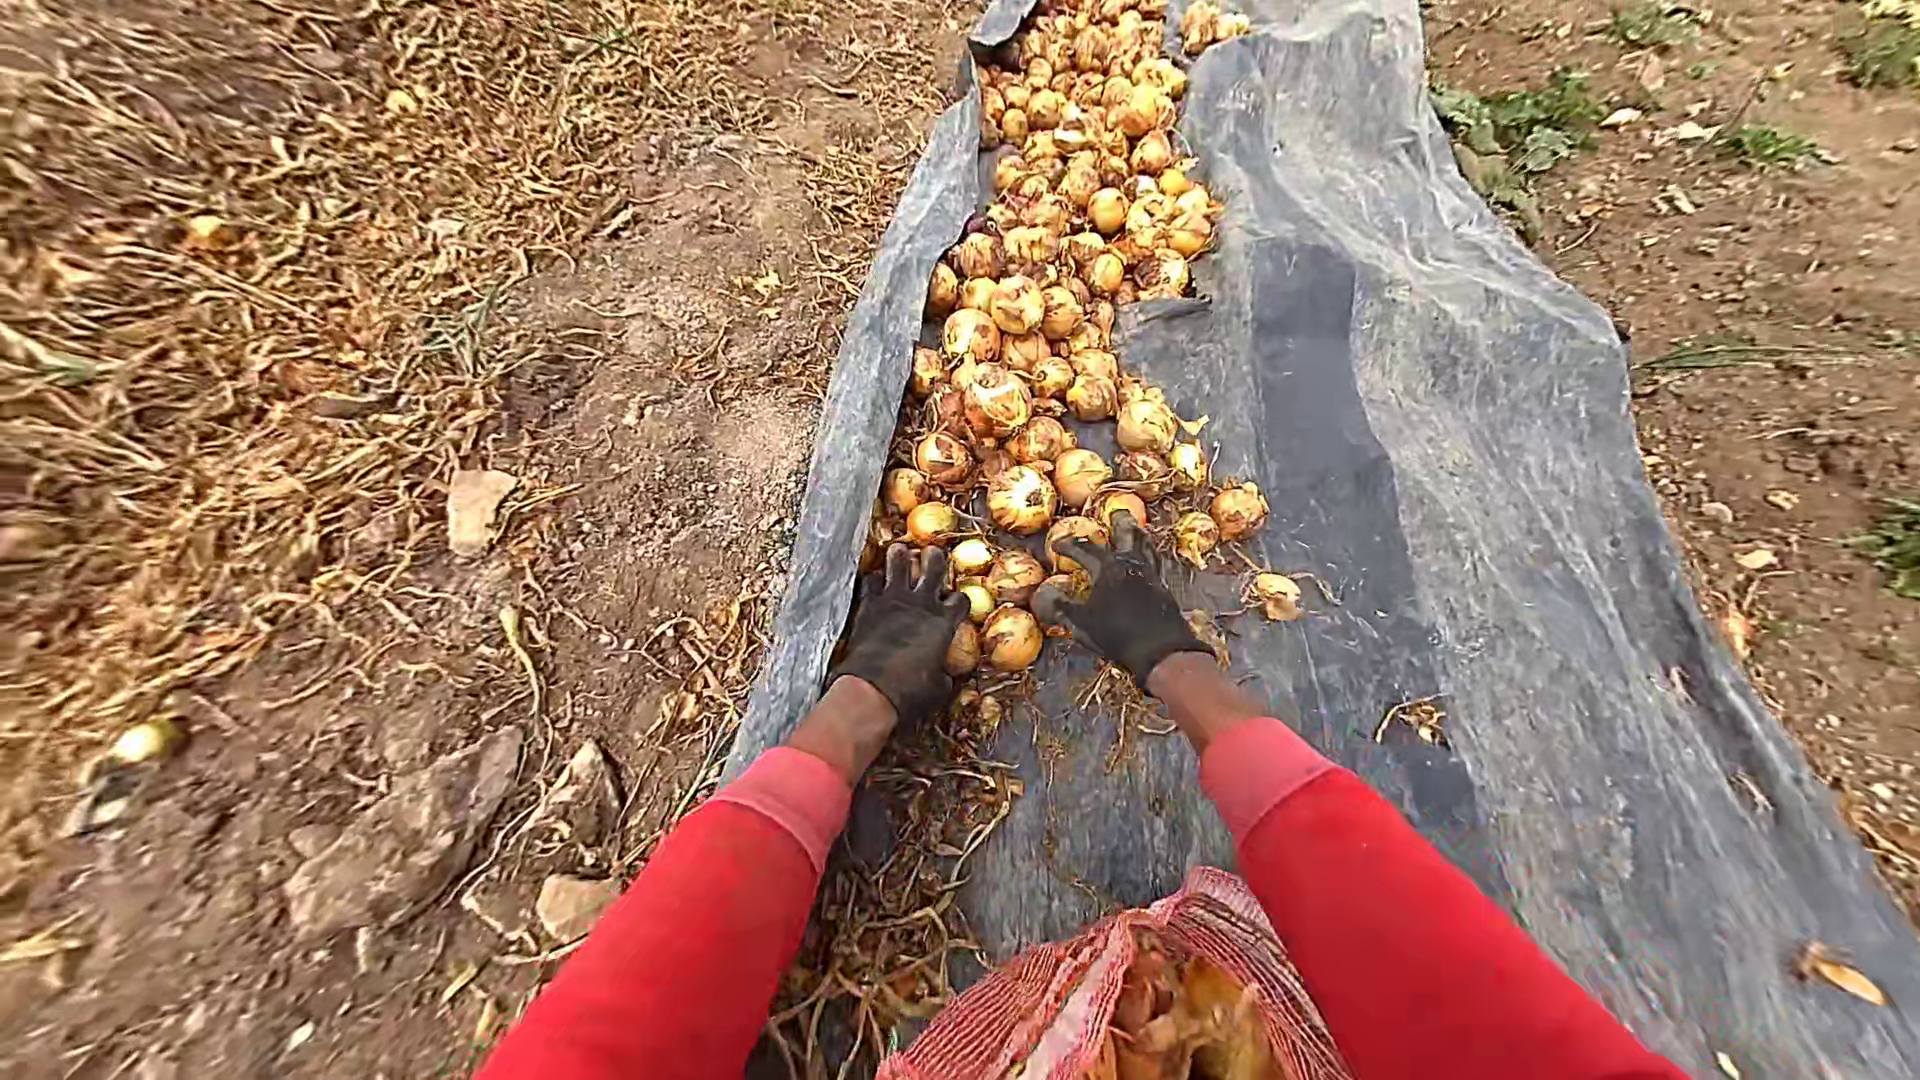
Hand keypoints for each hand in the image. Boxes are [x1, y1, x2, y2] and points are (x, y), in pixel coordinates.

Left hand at [828, 543, 968, 726]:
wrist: (872, 689)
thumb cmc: (911, 692)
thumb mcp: (939, 687)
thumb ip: (943, 674)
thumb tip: (945, 677)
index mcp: (943, 622)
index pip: (960, 599)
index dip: (959, 598)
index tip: (955, 602)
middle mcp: (921, 603)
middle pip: (933, 567)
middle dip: (934, 557)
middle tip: (931, 552)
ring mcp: (893, 600)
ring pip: (899, 563)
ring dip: (900, 555)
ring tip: (899, 550)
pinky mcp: (869, 604)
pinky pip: (871, 580)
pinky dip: (873, 578)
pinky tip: (873, 579)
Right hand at [1033, 511, 1211, 683]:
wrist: (1160, 649)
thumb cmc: (1115, 633)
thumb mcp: (1081, 623)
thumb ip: (1061, 608)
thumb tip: (1041, 596)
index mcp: (1107, 568)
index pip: (1085, 550)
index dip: (1069, 546)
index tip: (1057, 544)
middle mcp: (1131, 565)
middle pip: (1126, 536)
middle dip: (1119, 523)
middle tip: (1118, 512)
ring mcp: (1151, 575)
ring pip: (1146, 547)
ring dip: (1140, 536)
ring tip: (1138, 530)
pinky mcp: (1163, 589)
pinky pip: (1156, 564)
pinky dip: (1151, 556)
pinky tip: (1149, 562)